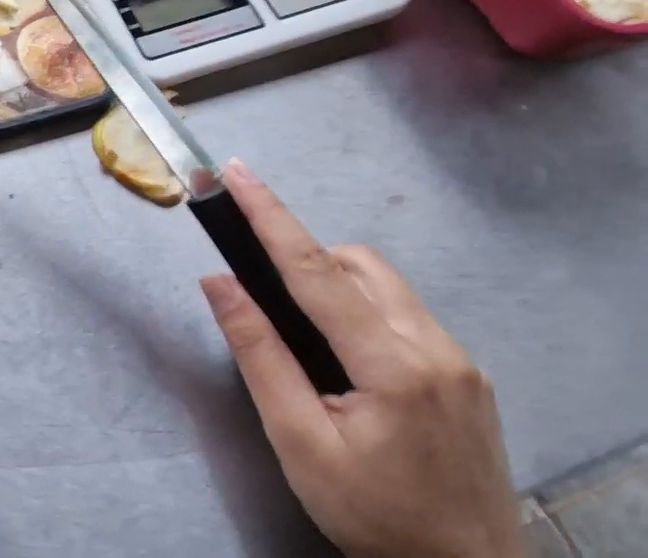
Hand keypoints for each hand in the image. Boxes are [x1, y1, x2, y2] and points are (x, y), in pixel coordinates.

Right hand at [201, 161, 521, 557]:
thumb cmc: (369, 512)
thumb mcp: (296, 438)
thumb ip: (257, 353)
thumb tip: (218, 282)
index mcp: (393, 366)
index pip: (316, 271)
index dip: (271, 217)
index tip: (237, 174)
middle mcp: (437, 350)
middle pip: (358, 266)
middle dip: (304, 254)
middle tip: (260, 285)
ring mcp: (460, 363)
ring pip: (384, 284)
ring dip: (333, 281)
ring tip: (298, 326)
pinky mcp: (467, 377)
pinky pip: (404, 313)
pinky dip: (360, 308)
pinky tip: (341, 354)